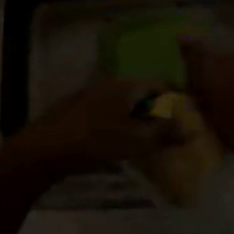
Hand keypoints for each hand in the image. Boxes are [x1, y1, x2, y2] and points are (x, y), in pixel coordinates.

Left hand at [4, 79, 183, 178]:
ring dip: (137, 121)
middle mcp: (107, 85)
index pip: (159, 83)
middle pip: (140, 93)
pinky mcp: (75, 113)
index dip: (177, 98)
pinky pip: (106, 115)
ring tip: (148, 142)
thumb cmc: (94, 142)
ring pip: (122, 105)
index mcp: (125, 85)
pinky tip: (118, 145)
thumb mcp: (135, 141)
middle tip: (170, 133)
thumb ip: (164, 134)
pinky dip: (119, 126)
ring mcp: (88, 97)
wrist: (42, 150)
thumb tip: (190, 130)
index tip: (188, 117)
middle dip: (157, 112)